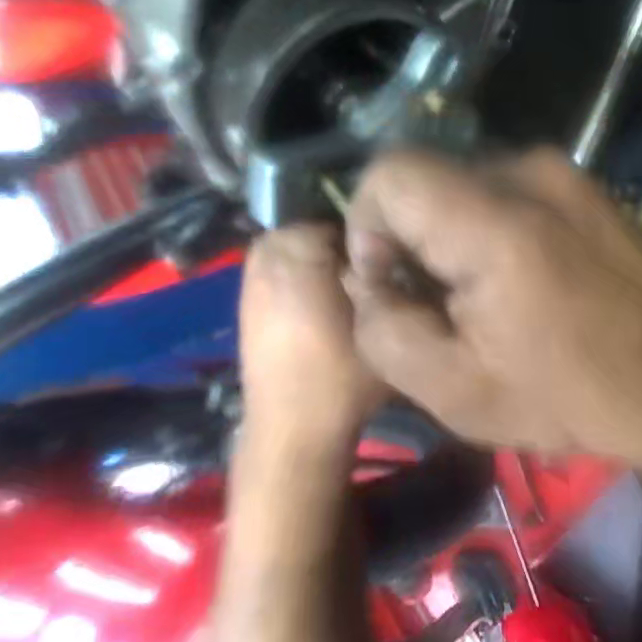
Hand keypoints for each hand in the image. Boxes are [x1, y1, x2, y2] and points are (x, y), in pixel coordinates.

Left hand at [238, 224, 386, 444]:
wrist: (293, 429)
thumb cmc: (343, 370)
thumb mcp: (381, 315)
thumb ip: (388, 269)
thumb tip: (394, 237)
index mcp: (296, 252)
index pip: (342, 211)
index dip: (371, 229)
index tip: (391, 254)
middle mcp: (265, 257)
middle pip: (317, 225)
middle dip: (345, 241)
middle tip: (376, 269)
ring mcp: (251, 280)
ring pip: (298, 246)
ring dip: (324, 259)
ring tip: (353, 286)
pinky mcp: (248, 304)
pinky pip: (283, 268)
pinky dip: (304, 276)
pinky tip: (327, 304)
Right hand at [342, 149, 641, 458]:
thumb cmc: (567, 393)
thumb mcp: (454, 389)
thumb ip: (382, 325)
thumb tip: (367, 275)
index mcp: (496, 222)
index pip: (391, 172)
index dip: (369, 223)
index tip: (395, 281)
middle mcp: (531, 174)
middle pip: (428, 174)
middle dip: (410, 230)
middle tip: (439, 296)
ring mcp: (564, 170)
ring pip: (466, 178)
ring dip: (452, 226)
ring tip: (482, 289)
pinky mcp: (583, 180)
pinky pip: (508, 185)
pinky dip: (491, 219)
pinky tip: (520, 272)